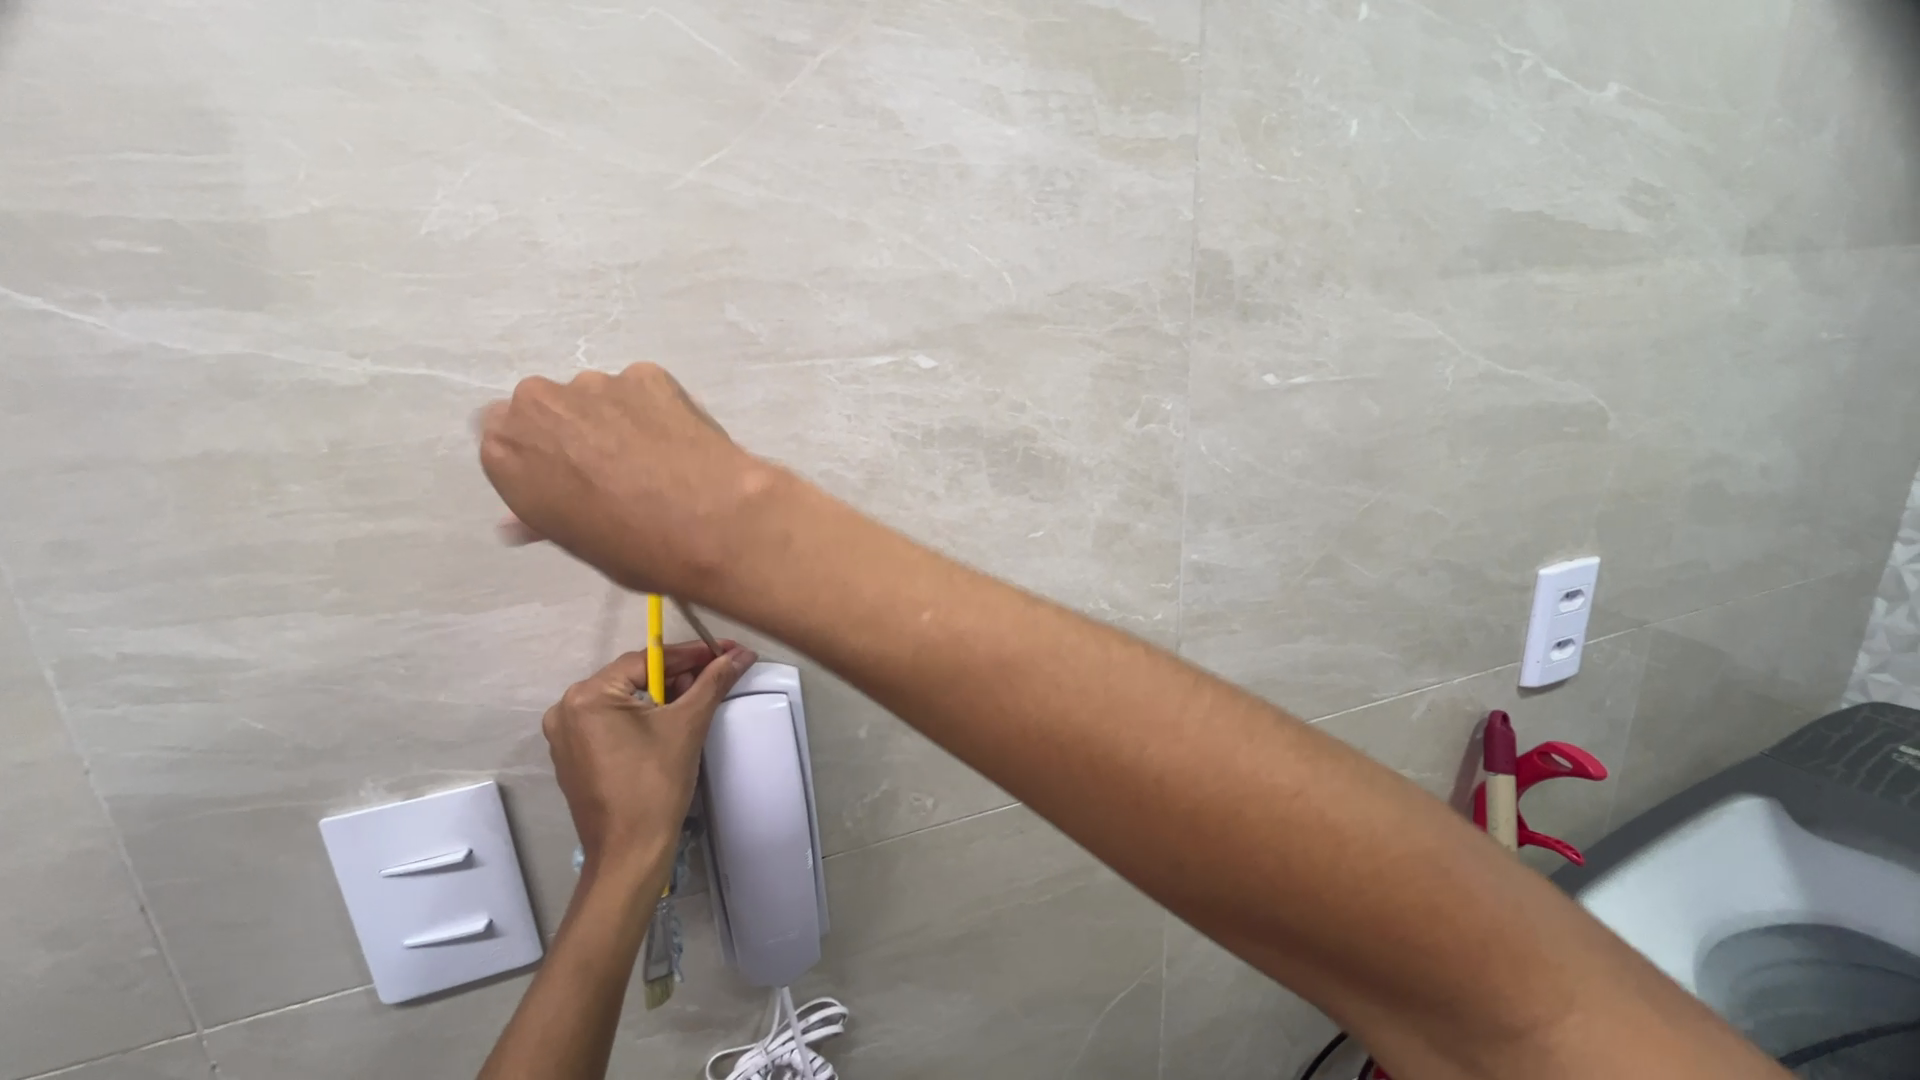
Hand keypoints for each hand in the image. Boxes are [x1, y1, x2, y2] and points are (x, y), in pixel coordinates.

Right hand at [477, 364, 769, 597]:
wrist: (709, 522)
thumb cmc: (631, 547)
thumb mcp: (574, 540)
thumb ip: (542, 515)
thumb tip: (515, 524)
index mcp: (504, 448)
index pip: (505, 437)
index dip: (538, 456)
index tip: (564, 475)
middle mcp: (536, 403)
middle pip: (547, 409)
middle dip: (572, 430)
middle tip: (611, 466)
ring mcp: (594, 383)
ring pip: (596, 397)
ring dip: (615, 418)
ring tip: (653, 457)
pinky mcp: (646, 374)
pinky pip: (643, 391)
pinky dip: (655, 410)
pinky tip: (678, 440)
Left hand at [543, 639, 757, 886]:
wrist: (630, 853)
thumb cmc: (655, 786)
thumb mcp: (688, 725)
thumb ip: (713, 682)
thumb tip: (741, 654)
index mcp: (588, 696)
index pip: (648, 660)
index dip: (691, 654)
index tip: (725, 650)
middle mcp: (567, 709)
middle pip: (634, 677)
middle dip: (678, 675)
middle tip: (716, 675)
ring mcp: (565, 736)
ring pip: (624, 699)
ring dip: (662, 695)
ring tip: (698, 698)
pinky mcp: (573, 757)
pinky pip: (612, 722)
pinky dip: (642, 717)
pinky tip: (670, 723)